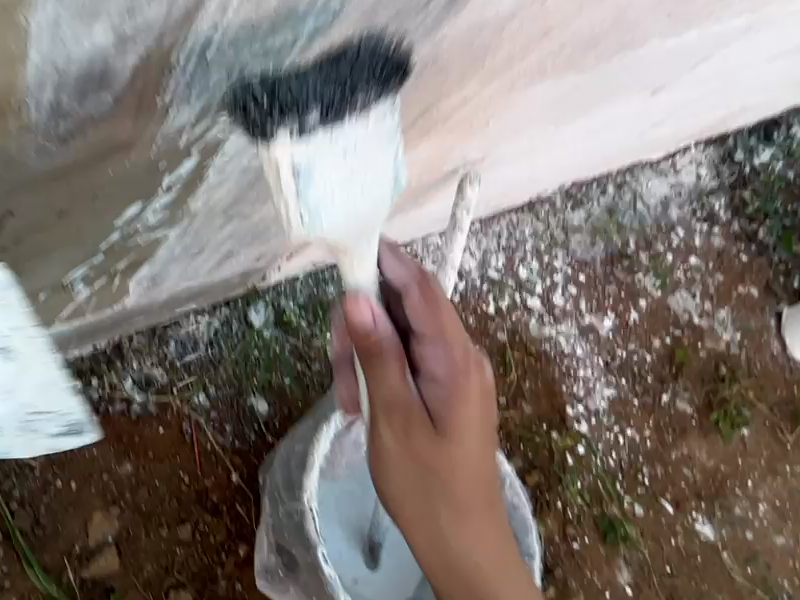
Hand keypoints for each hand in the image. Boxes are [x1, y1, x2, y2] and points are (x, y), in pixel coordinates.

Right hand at [330, 243, 538, 599]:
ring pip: (394, 331)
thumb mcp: (394, 420)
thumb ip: (377, 355)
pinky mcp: (441, 387)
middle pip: (402, 306)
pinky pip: (401, 357)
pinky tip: (359, 404)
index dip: (384, 261)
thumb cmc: (428, 488)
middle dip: (361, 322)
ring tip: (346, 399)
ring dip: (361, 353)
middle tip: (336, 365)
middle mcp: (459, 354)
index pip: (420, 287)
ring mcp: (451, 371)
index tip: (343, 251)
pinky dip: (374, 370)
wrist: (463, 549)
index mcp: (456, 358)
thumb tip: (357, 297)